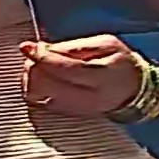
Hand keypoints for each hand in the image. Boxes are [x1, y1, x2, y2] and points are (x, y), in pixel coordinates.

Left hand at [20, 36, 142, 114]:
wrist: (132, 92)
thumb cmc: (119, 64)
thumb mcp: (105, 44)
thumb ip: (72, 46)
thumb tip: (41, 48)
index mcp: (101, 77)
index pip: (62, 68)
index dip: (41, 56)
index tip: (27, 46)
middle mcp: (85, 98)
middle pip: (43, 82)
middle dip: (34, 65)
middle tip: (39, 55)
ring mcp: (72, 109)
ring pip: (35, 93)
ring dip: (31, 77)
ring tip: (42, 66)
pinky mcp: (63, 114)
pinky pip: (36, 100)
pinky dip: (33, 87)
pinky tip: (44, 78)